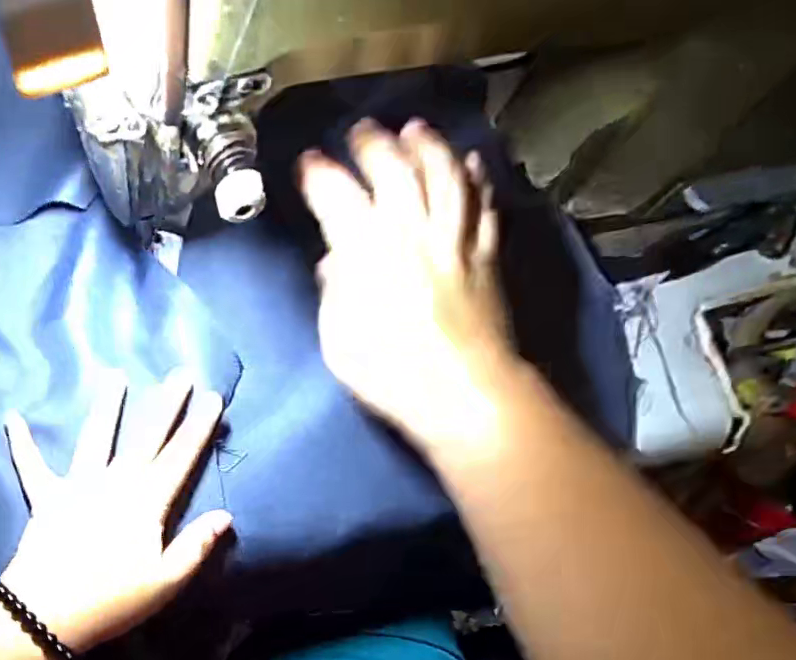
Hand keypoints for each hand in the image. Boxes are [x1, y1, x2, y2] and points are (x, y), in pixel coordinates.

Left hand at [0, 369, 231, 653]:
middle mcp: (115, 482)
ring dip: (106, 406)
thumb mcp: (166, 580)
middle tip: (181, 373)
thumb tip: (226, 515)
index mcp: (147, 501)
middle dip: (166, 404)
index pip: (180, 457)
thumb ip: (196, 545)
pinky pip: (31, 465)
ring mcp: (77, 485)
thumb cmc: (113, 599)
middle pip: (145, 436)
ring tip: (115, 375)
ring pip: (95, 437)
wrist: (47, 611)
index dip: (198, 427)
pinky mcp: (46, 497)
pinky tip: (12, 417)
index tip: (213, 397)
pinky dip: (22, 443)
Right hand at [299, 119, 522, 451]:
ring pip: (444, 175)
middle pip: (394, 171)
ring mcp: (454, 240)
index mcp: (368, 255)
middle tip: (361, 134)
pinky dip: (476, 179)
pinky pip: (483, 205)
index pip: (338, 199)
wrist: (462, 393)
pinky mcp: (486, 254)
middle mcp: (413, 233)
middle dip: (373, 145)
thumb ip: (334, 293)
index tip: (309, 163)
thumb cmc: (390, 376)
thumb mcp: (339, 342)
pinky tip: (471, 163)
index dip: (321, 176)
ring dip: (428, 146)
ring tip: (415, 130)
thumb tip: (334, 261)